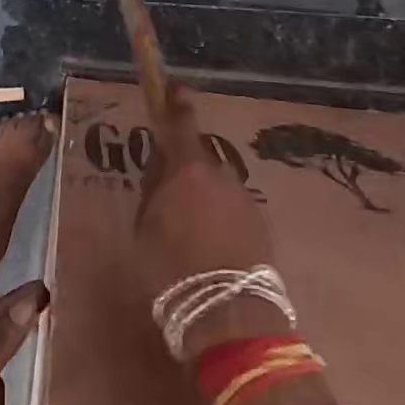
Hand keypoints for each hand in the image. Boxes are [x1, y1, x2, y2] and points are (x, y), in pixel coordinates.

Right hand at [134, 85, 286, 356]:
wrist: (231, 316)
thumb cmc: (172, 270)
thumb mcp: (144, 228)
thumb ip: (152, 192)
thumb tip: (160, 173)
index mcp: (187, 170)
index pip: (180, 124)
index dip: (175, 103)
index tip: (174, 87)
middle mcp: (219, 175)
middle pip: (197, 160)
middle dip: (183, 171)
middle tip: (165, 199)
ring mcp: (244, 199)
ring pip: (216, 187)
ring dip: (202, 198)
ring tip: (187, 233)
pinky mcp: (260, 224)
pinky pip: (231, 209)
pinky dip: (219, 218)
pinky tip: (210, 248)